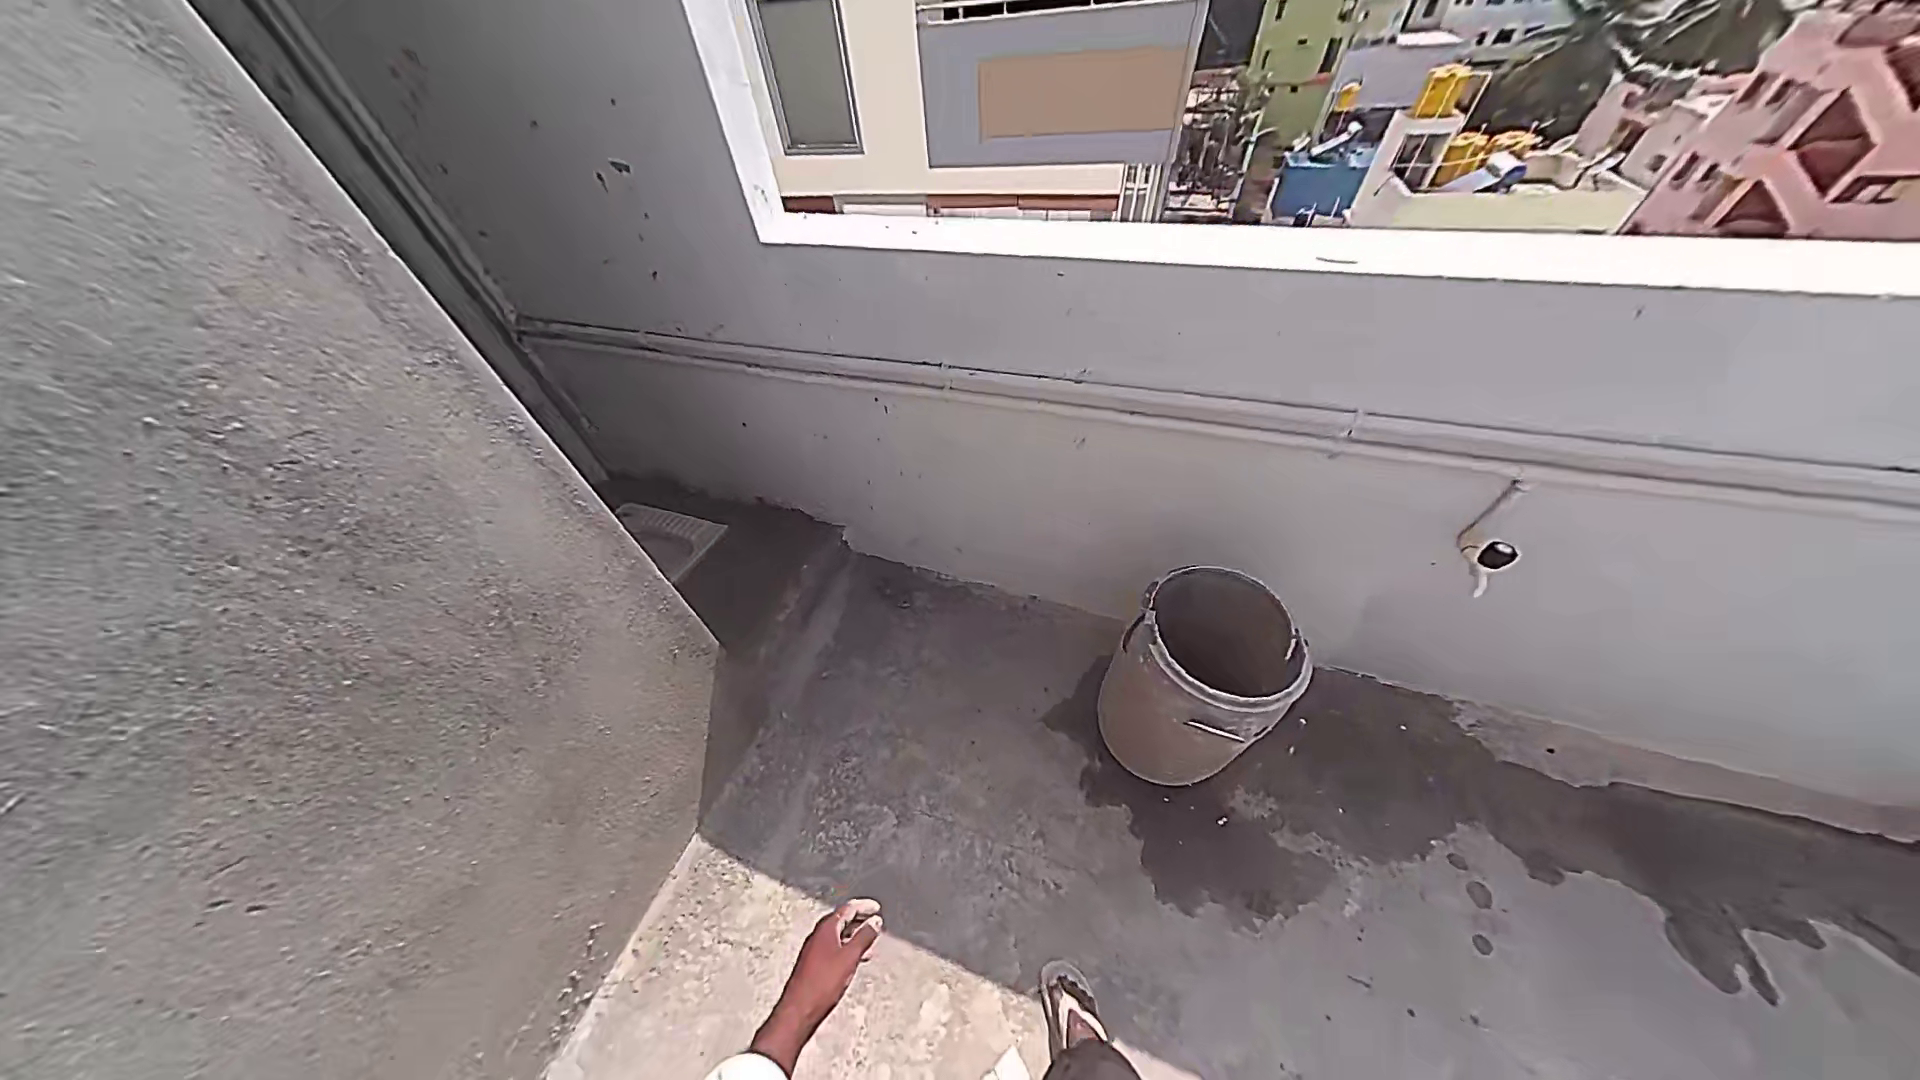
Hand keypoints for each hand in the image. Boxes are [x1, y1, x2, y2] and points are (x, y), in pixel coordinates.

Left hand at [749, 899, 882, 1074]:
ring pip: (837, 935)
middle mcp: (818, 935)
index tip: (876, 907)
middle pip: (842, 919)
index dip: (864, 906)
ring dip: (853, 935)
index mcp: (826, 928)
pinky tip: (852, 959)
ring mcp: (813, 950)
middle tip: (873, 920)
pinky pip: (832, 948)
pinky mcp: (811, 964)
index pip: (848, 908)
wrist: (798, 1012)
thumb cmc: (822, 984)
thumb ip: (864, 937)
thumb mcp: (850, 957)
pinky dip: (846, 947)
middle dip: (859, 918)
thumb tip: (875, 922)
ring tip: (868, 941)